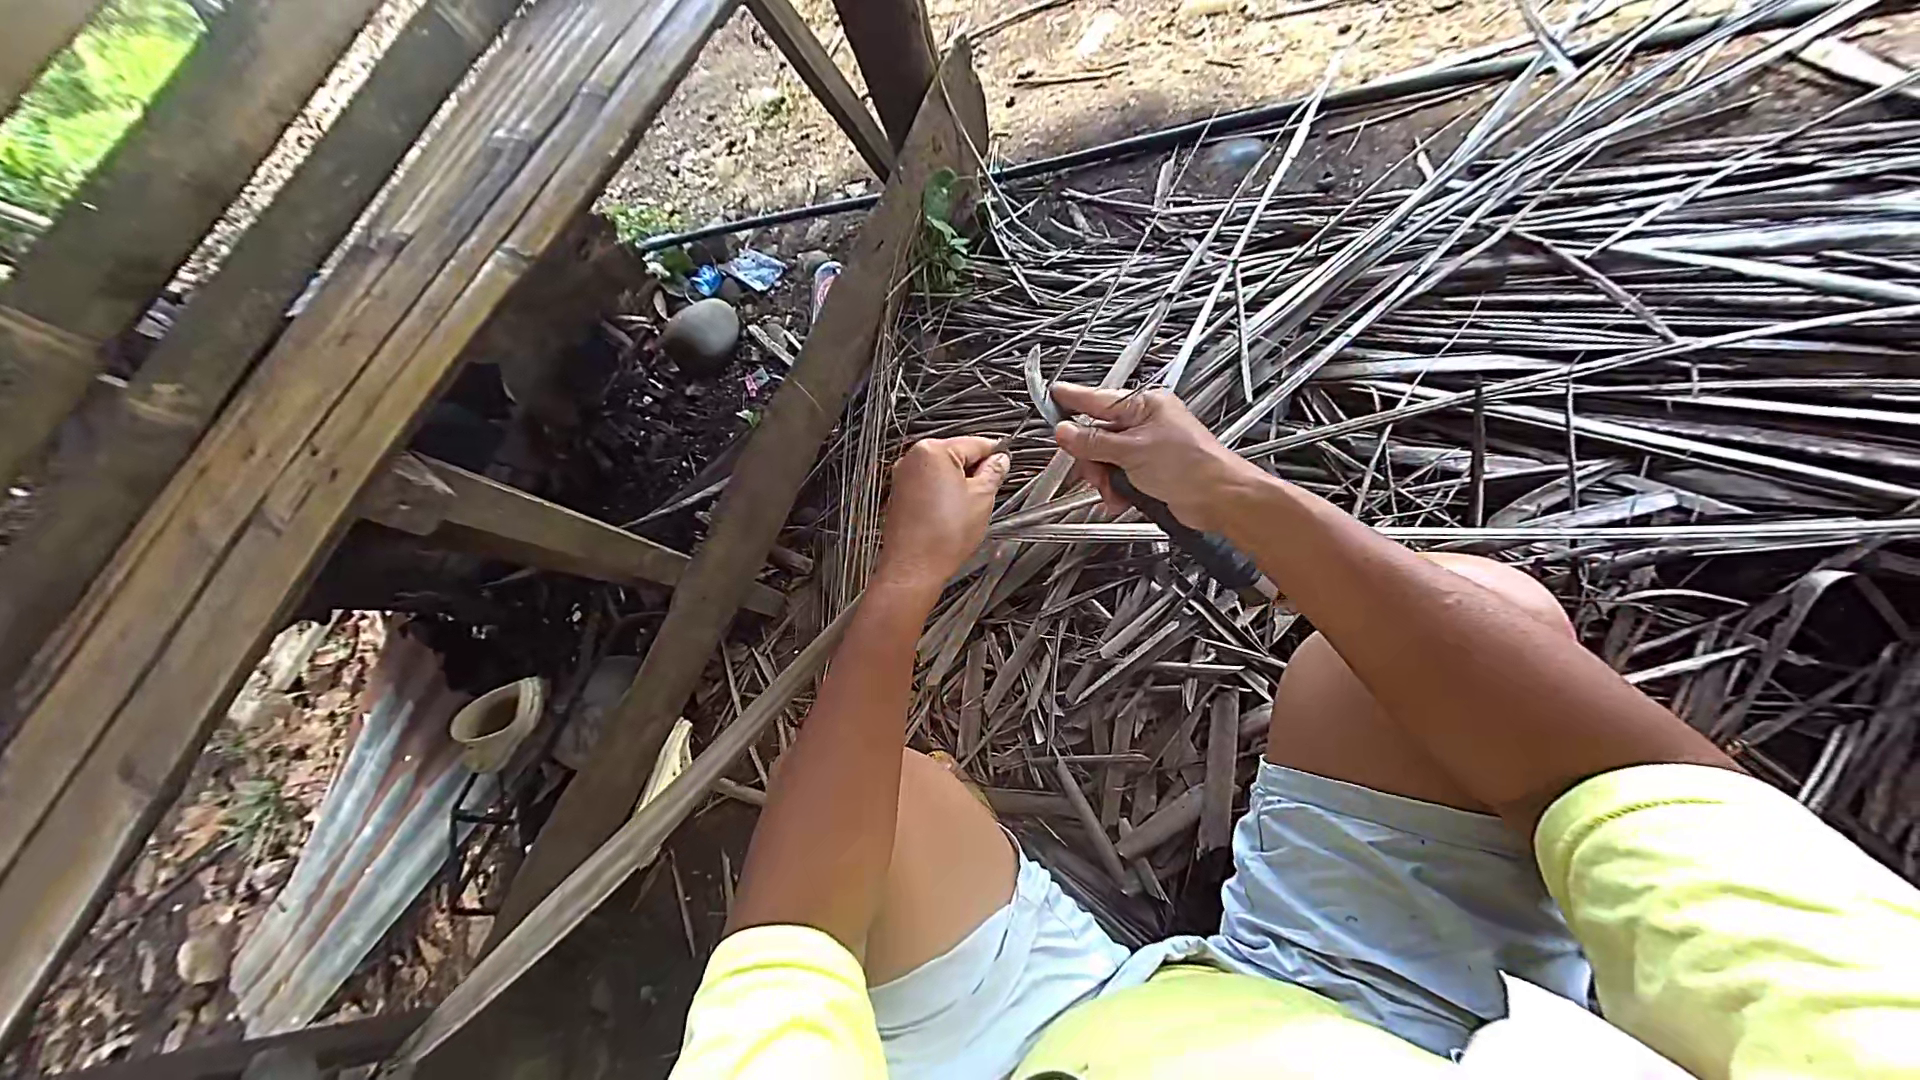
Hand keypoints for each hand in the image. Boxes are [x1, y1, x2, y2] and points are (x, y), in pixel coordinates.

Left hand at [874, 436, 1009, 594]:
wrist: (913, 568)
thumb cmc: (941, 537)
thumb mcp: (982, 498)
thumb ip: (993, 472)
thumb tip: (999, 461)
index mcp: (933, 451)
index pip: (974, 443)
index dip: (994, 455)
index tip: (1004, 464)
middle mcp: (912, 459)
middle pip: (956, 455)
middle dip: (974, 472)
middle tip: (986, 495)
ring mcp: (903, 477)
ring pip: (942, 472)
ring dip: (958, 485)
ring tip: (966, 511)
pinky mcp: (900, 496)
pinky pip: (928, 486)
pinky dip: (942, 496)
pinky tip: (950, 517)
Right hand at [1050, 383, 1269, 533]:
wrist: (1219, 499)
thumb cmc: (1193, 467)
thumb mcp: (1132, 452)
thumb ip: (1094, 442)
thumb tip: (1065, 431)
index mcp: (1144, 405)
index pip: (1098, 399)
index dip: (1072, 399)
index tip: (1053, 395)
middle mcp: (1145, 423)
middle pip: (1097, 435)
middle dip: (1091, 458)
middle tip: (1091, 471)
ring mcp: (1147, 446)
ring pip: (1105, 458)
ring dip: (1103, 478)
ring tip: (1112, 490)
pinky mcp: (1149, 469)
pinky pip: (1118, 475)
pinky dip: (1115, 488)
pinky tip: (1120, 498)